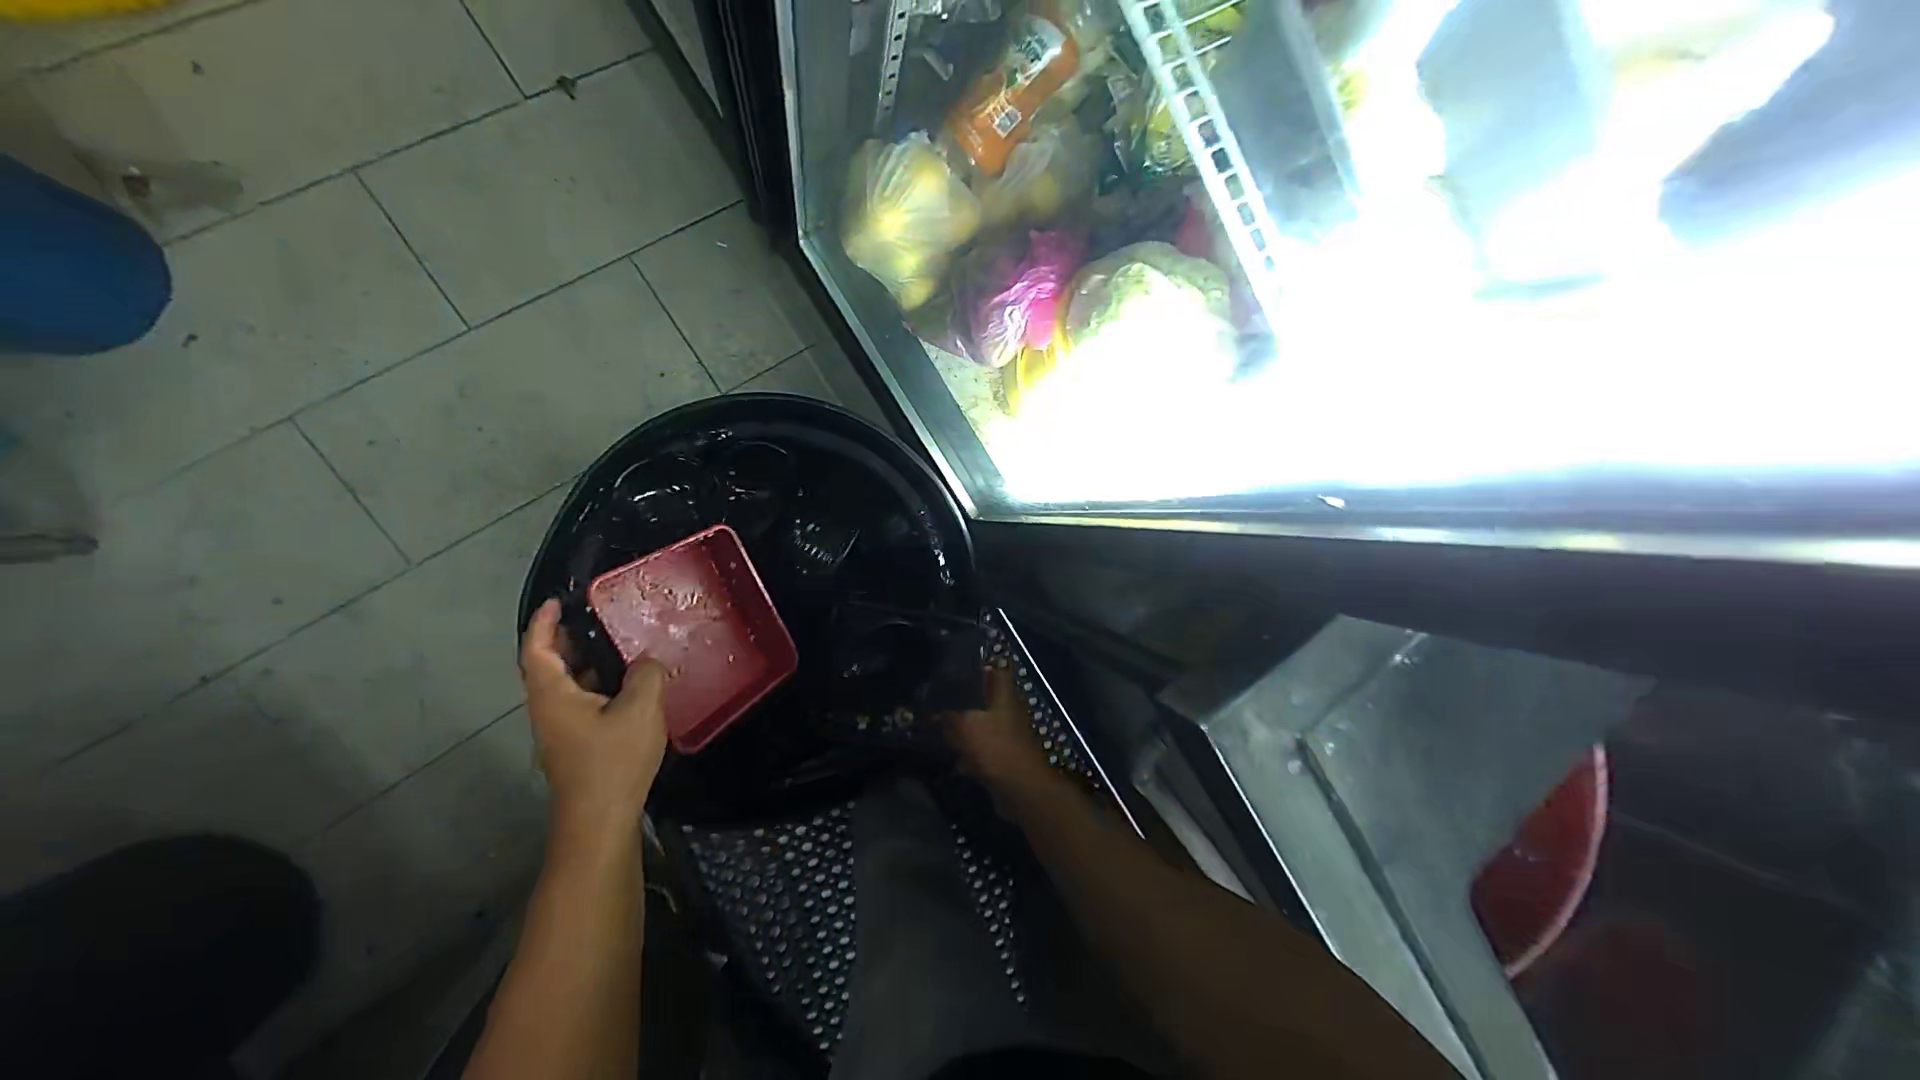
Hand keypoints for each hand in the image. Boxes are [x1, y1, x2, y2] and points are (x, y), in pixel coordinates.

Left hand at [520, 599, 668, 841]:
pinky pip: (581, 703)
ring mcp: (561, 731)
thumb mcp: (640, 709)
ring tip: (615, 645)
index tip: (557, 602)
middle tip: (592, 618)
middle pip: (547, 667)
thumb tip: (646, 662)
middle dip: (564, 640)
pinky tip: (627, 687)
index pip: (536, 650)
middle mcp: (549, 710)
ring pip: (566, 687)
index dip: (543, 623)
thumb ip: (646, 675)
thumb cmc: (613, 760)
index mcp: (553, 695)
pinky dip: (596, 685)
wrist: (600, 819)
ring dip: (583, 664)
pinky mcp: (576, 746)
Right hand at [947, 665, 1052, 794]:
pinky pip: (981, 752)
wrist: (1021, 790)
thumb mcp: (966, 725)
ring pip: (979, 727)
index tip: (954, 671)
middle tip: (938, 709)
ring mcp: (1005, 737)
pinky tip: (958, 763)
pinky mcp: (1002, 760)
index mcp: (1004, 697)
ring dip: (962, 733)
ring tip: (942, 736)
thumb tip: (933, 711)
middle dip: (961, 706)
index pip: (995, 672)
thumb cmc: (996, 749)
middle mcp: (1006, 713)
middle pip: (982, 701)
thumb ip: (948, 714)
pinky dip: (969, 757)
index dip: (978, 668)